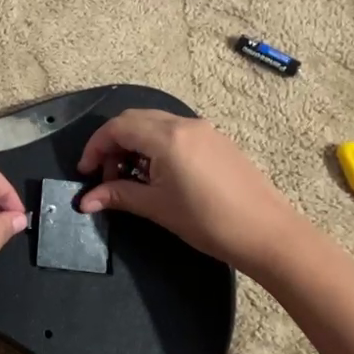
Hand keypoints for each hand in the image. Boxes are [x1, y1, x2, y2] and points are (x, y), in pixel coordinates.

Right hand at [76, 110, 312, 273]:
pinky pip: (176, 132)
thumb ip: (118, 196)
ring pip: (156, 124)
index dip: (95, 147)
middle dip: (113, 143)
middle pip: (134, 119)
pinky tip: (159, 175)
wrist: (267, 233)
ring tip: (131, 177)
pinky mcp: (218, 141)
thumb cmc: (207, 221)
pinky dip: (157, 145)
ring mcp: (205, 130)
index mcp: (166, 137)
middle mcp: (184, 124)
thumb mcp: (157, 207)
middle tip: (105, 174)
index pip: (117, 128)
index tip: (85, 172)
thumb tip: (85, 201)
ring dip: (135, 144)